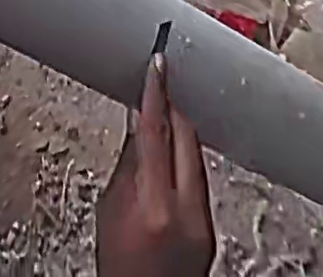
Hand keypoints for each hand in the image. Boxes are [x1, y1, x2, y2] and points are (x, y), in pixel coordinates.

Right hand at [97, 52, 213, 276]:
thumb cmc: (120, 266)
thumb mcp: (111, 206)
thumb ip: (128, 159)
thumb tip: (137, 117)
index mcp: (156, 205)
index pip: (157, 132)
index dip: (156, 93)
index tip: (157, 66)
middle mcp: (188, 212)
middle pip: (186, 140)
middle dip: (172, 108)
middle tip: (157, 82)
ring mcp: (205, 222)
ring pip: (195, 156)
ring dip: (178, 129)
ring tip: (160, 109)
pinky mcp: (212, 228)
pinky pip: (199, 176)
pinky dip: (184, 155)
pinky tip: (171, 147)